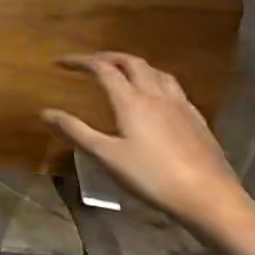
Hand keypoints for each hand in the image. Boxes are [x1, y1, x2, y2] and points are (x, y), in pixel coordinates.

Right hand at [42, 52, 253, 240]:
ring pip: (156, 72)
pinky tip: (156, 97)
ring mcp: (180, 105)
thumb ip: (75, 131)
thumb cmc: (151, 176)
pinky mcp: (196, 119)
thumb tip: (46, 112)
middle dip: (108, 57)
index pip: (103, 69)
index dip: (80, 61)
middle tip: (90, 61)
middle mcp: (156, 95)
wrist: (209, 197)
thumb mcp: (106, 156)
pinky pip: (173, 87)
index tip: (61, 62)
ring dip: (134, 65)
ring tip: (122, 71)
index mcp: (131, 101)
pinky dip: (155, 80)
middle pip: (132, 63)